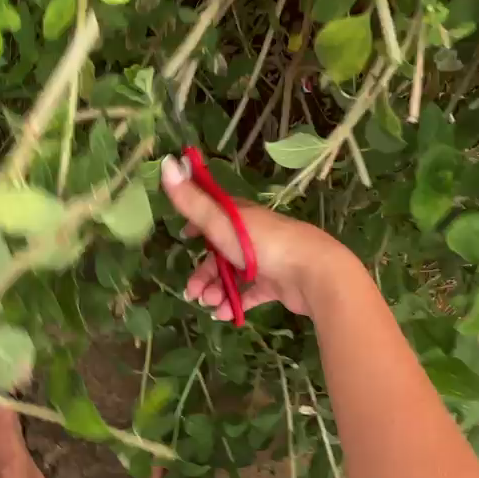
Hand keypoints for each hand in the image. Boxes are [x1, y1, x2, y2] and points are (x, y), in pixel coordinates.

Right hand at [160, 155, 359, 320]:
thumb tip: (165, 163)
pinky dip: (234, 304)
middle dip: (203, 273)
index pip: (215, 215)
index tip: (184, 239)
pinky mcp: (277, 284)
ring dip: (216, 291)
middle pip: (221, 254)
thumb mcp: (222, 223)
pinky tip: (224, 314)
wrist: (313, 273)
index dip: (197, 226)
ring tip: (210, 306)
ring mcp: (267, 261)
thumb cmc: (265, 245)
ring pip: (233, 276)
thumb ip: (192, 202)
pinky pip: (249, 295)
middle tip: (192, 293)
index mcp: (242, 217)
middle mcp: (254, 236)